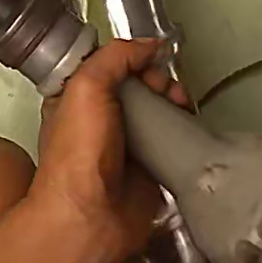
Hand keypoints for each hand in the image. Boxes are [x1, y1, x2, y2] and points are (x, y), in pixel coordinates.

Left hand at [30, 39, 189, 262]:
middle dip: (156, 76)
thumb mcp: (86, 86)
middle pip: (138, 82)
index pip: (108, 63)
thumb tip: (147, 45)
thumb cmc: (75, 156)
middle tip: (161, 84)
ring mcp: (126, 141)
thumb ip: (116, 57)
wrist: (91, 217)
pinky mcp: (149, 163)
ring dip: (173, 96)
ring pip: (157, 105)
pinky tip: (185, 119)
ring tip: (177, 100)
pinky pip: (171, 134)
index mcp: (76, 96)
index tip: (143, 57)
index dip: (129, 56)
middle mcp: (101, 117)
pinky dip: (182, 123)